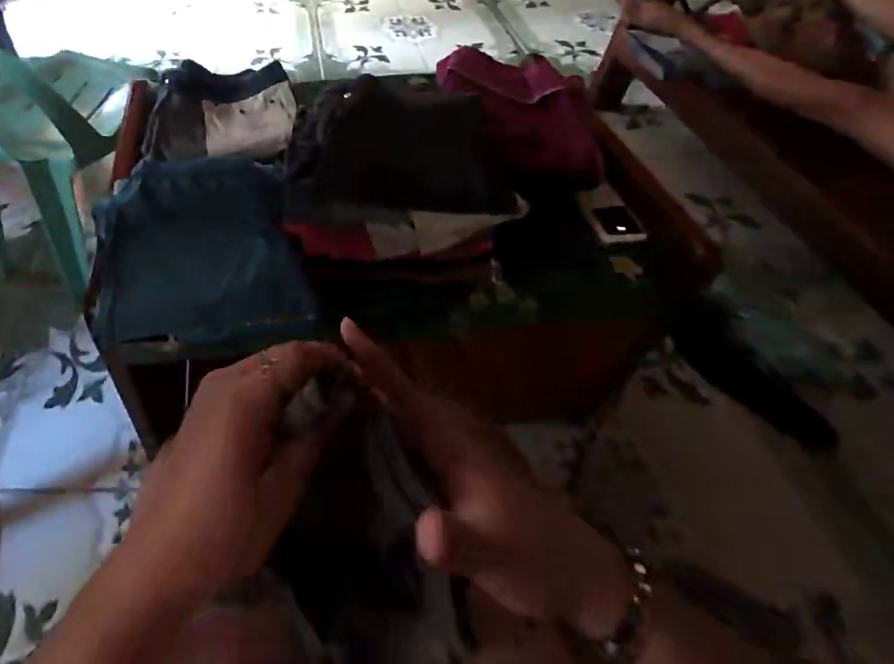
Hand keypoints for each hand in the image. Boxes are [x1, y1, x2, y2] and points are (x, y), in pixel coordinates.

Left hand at [116, 341, 348, 607]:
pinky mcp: (197, 413)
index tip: (360, 378)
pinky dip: (268, 392)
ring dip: (291, 379)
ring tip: (321, 406)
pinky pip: (241, 385)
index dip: (332, 358)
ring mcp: (205, 396)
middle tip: (345, 392)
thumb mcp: (281, 489)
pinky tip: (283, 422)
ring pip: (258, 368)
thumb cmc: (224, 531)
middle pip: (277, 355)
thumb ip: (315, 436)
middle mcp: (222, 381)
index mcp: (244, 393)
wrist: (154, 565)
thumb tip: (345, 400)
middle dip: (313, 366)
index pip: (297, 353)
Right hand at [341, 318, 634, 639]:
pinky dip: (392, 417)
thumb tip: (424, 530)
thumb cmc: (531, 555)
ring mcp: (460, 448)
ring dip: (378, 391)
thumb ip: (459, 543)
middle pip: (403, 393)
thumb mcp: (494, 555)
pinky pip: (417, 428)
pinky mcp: (461, 464)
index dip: (376, 361)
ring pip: (411, 408)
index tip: (346, 325)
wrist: (573, 569)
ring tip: (336, 387)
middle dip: (366, 371)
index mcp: (454, 442)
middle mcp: (455, 434)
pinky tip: (375, 430)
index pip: (406, 394)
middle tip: (320, 363)